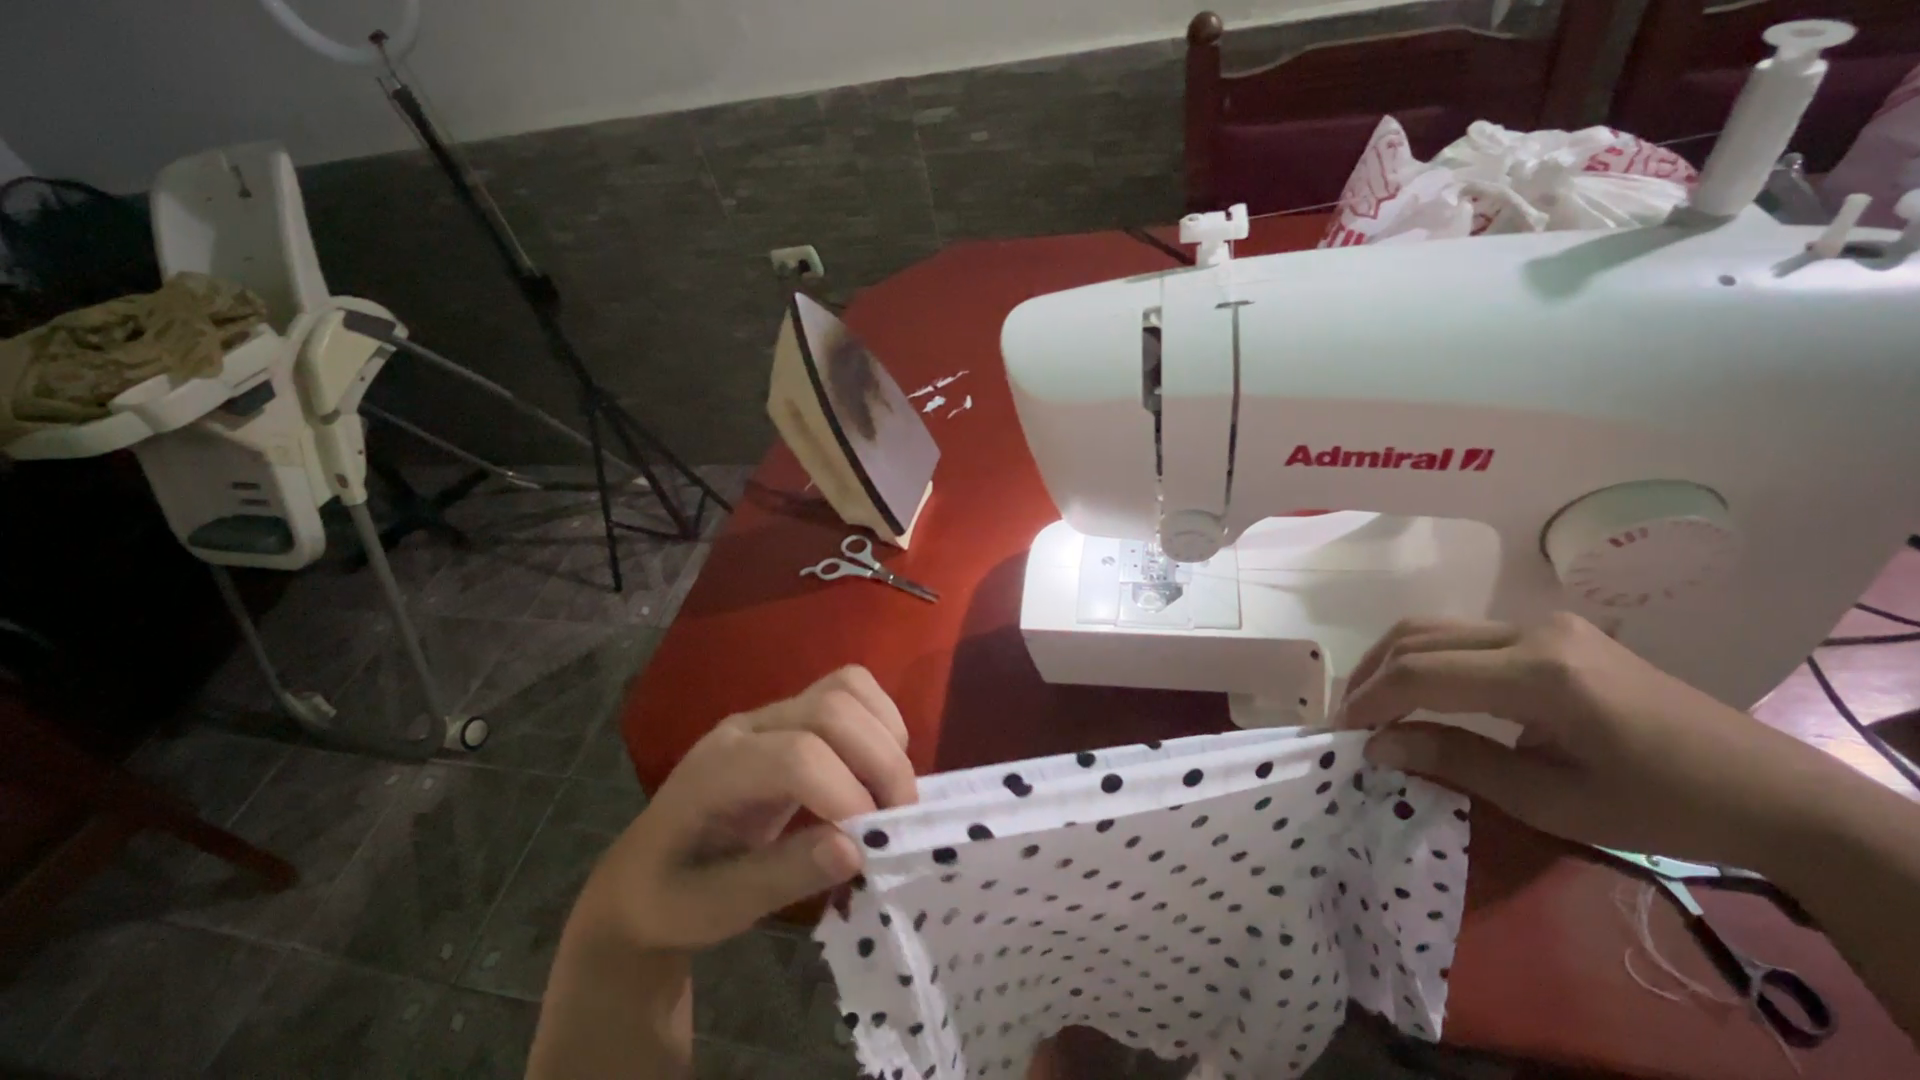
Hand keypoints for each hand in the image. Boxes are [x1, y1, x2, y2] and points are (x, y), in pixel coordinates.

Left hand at [583, 665, 916, 951]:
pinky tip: (878, 776)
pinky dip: (882, 725)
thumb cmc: (673, 898)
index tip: (868, 846)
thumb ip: (781, 877)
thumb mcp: (715, 908)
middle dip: (880, 762)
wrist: (646, 875)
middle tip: (899, 821)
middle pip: (831, 707)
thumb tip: (856, 848)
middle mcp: (746, 728)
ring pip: (846, 688)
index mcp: (715, 772)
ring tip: (892, 795)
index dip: (846, 794)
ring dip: (886, 736)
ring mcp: (771, 717)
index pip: (796, 755)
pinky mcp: (794, 720)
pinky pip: (851, 694)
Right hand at [1337, 613, 1844, 865]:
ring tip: (1371, 706)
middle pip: (1419, 636)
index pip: (1422, 673)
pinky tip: (1421, 695)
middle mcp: (1535, 630)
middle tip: (1345, 720)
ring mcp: (1548, 625)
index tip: (1340, 736)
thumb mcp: (1551, 801)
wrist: (1768, 793)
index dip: (1370, 702)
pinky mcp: (1558, 634)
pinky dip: (1429, 660)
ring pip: (1438, 628)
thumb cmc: (1662, 809)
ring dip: (1394, 662)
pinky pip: (1469, 636)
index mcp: (1539, 673)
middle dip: (1371, 676)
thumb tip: (1377, 746)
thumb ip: (1456, 763)